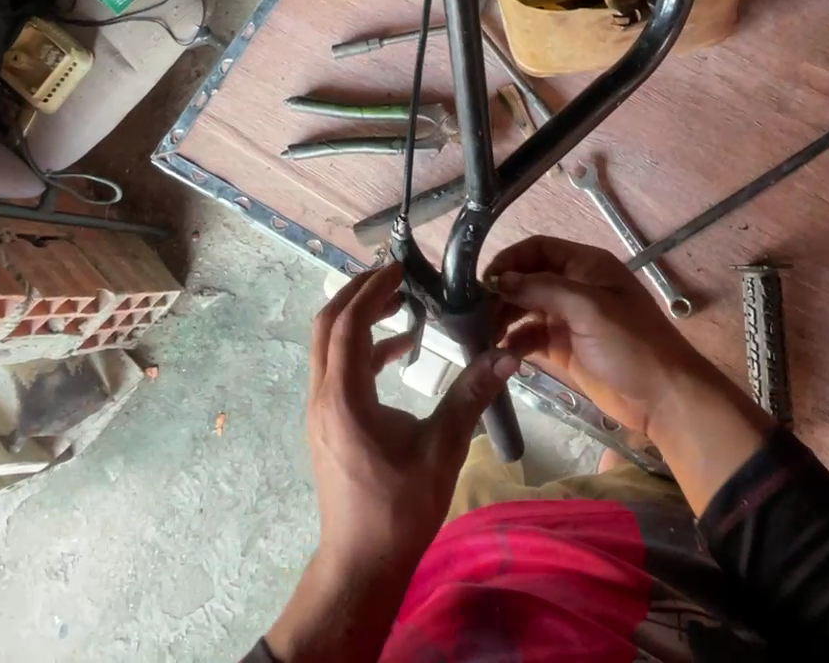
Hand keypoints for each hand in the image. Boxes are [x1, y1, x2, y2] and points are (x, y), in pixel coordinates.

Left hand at [307, 262, 518, 565]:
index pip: (348, 325)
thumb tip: (506, 354)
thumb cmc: (400, 509)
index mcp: (345, 399)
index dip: (372, 289)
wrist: (361, 562)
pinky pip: (339, 368)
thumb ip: (470, 396)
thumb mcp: (441, 450)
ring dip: (361, 319)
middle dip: (359, 294)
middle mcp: (324, 397)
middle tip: (398, 276)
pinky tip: (401, 351)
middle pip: (328, 326)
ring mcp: (321, 411)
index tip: (400, 267)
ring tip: (403, 304)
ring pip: (330, 346)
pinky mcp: (329, 422)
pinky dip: (365, 349)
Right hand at [484, 236, 712, 435]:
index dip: (509, 261)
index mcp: (586, 266)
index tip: (482, 282)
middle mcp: (575, 287)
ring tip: (481, 336)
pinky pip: (532, 338)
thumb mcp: (589, 309)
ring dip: (503, 319)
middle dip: (501, 293)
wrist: (664, 398)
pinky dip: (515, 343)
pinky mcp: (566, 348)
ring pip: (526, 309)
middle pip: (527, 279)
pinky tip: (500, 354)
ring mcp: (570, 318)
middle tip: (473, 315)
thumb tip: (499, 280)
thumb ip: (543, 289)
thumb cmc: (632, 345)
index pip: (538, 249)